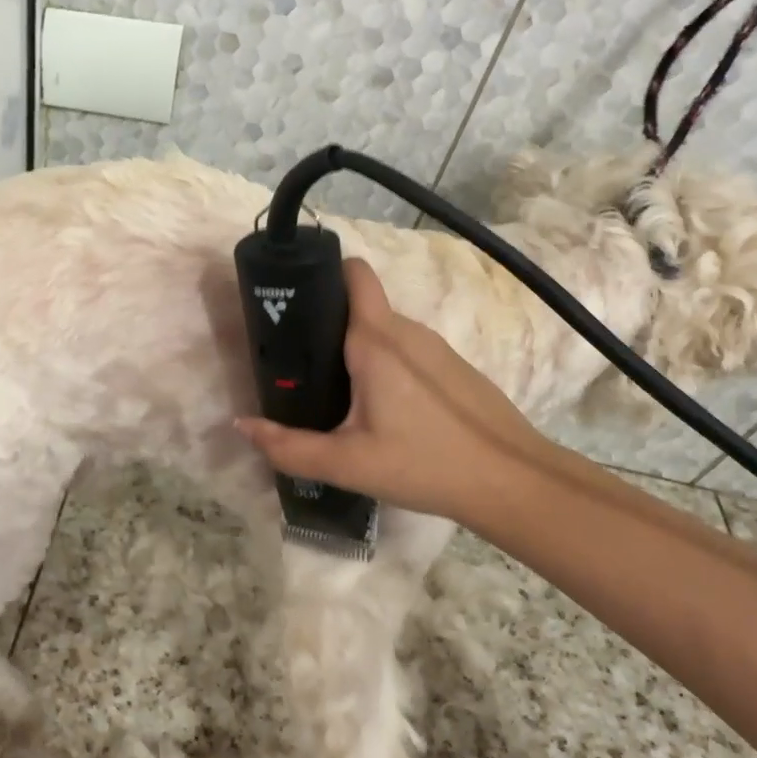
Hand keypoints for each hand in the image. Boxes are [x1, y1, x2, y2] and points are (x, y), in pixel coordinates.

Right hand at [235, 257, 552, 523]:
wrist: (513, 483)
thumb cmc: (425, 464)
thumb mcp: (347, 464)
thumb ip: (288, 447)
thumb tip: (242, 426)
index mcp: (377, 341)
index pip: (353, 274)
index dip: (321, 274)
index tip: (290, 299)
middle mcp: (407, 332)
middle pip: (358, 308)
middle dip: (324, 326)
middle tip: (296, 366)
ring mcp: (436, 349)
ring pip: (382, 334)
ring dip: (352, 352)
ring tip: (329, 392)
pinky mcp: (453, 369)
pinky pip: (405, 353)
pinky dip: (381, 368)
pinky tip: (376, 411)